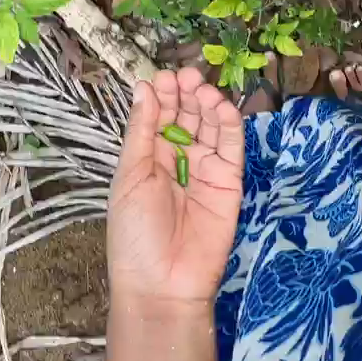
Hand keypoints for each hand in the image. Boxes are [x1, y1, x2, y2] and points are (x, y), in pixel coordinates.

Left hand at [107, 66, 243, 308]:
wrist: (162, 285)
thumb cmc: (134, 233)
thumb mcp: (130, 177)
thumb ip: (142, 131)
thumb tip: (144, 87)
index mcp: (150, 157)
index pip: (161, 116)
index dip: (164, 95)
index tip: (163, 76)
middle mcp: (180, 158)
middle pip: (187, 115)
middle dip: (186, 93)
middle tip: (186, 75)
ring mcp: (206, 167)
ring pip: (210, 125)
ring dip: (207, 103)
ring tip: (201, 88)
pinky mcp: (230, 180)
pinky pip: (232, 145)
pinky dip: (229, 123)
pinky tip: (220, 106)